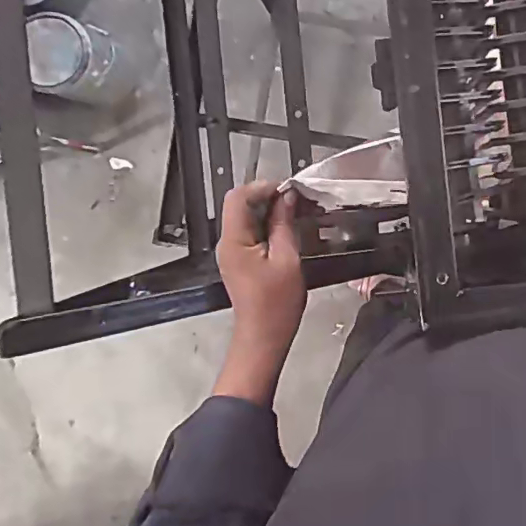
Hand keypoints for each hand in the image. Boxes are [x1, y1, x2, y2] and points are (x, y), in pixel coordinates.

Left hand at [214, 181, 305, 404]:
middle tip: (298, 201)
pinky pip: (251, 233)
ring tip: (299, 214)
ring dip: (272, 212)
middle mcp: (227, 243)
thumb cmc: (276, 304)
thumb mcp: (287, 259)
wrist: (264, 337)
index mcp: (234, 240)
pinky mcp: (240, 260)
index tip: (289, 191)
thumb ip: (284, 223)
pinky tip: (289, 229)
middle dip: (270, 198)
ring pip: (248, 218)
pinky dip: (270, 226)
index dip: (263, 187)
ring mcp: (232, 252)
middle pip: (241, 205)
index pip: (238, 197)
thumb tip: (287, 197)